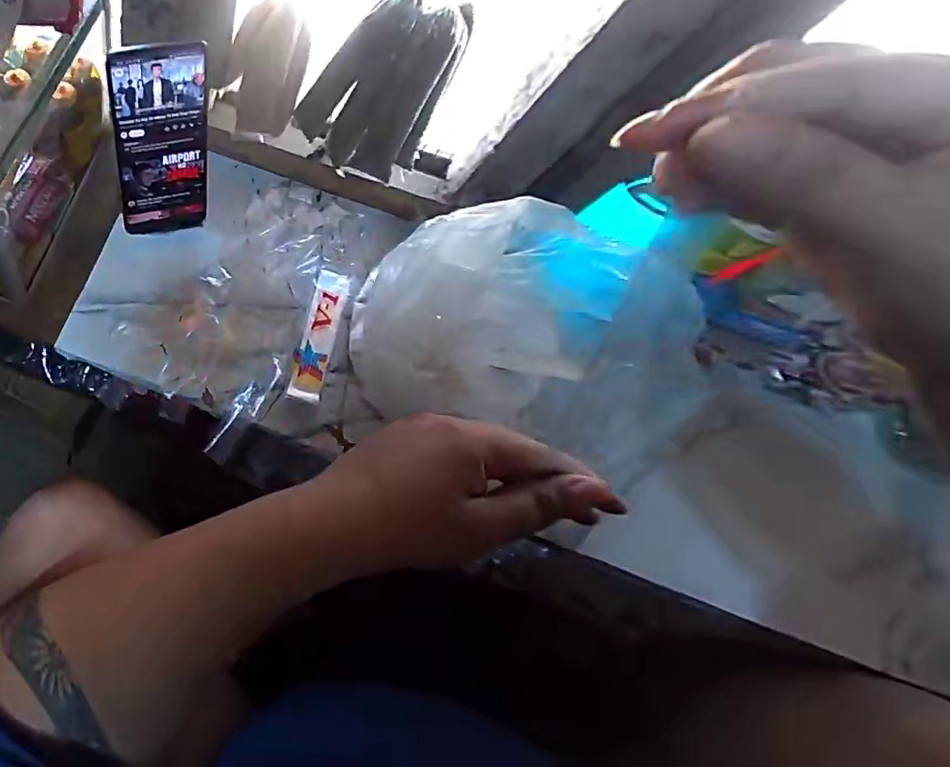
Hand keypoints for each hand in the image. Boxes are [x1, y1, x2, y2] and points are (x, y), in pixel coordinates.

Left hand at [300, 413, 624, 575]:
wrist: (334, 521)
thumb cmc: (411, 529)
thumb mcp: (480, 525)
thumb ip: (535, 504)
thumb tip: (590, 487)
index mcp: (469, 436)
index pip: (537, 454)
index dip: (578, 481)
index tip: (615, 506)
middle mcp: (445, 420)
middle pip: (509, 448)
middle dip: (548, 479)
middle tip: (587, 515)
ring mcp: (418, 426)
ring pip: (480, 448)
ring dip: (513, 475)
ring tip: (541, 508)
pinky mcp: (400, 439)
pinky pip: (453, 450)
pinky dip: (479, 471)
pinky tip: (486, 493)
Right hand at [612, 41, 949, 413]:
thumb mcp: (913, 235)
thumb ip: (803, 175)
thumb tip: (699, 136)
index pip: (825, 79)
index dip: (723, 104)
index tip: (639, 139)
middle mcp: (948, 114)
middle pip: (805, 93)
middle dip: (719, 120)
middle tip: (650, 157)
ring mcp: (914, 165)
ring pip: (792, 137)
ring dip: (724, 153)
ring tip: (671, 184)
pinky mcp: (883, 214)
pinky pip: (798, 180)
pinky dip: (745, 185)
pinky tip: (708, 196)